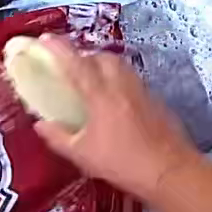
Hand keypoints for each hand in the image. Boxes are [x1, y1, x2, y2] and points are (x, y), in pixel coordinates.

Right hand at [30, 33, 206, 203]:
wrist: (171, 172)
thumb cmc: (122, 163)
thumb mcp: (82, 155)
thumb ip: (58, 137)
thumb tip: (40, 125)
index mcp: (100, 95)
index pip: (76, 64)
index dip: (58, 49)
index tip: (45, 38)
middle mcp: (121, 85)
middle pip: (101, 57)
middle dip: (84, 54)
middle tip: (71, 64)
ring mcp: (141, 91)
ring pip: (119, 64)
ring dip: (103, 63)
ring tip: (92, 76)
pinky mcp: (155, 100)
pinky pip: (131, 78)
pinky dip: (118, 77)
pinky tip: (116, 96)